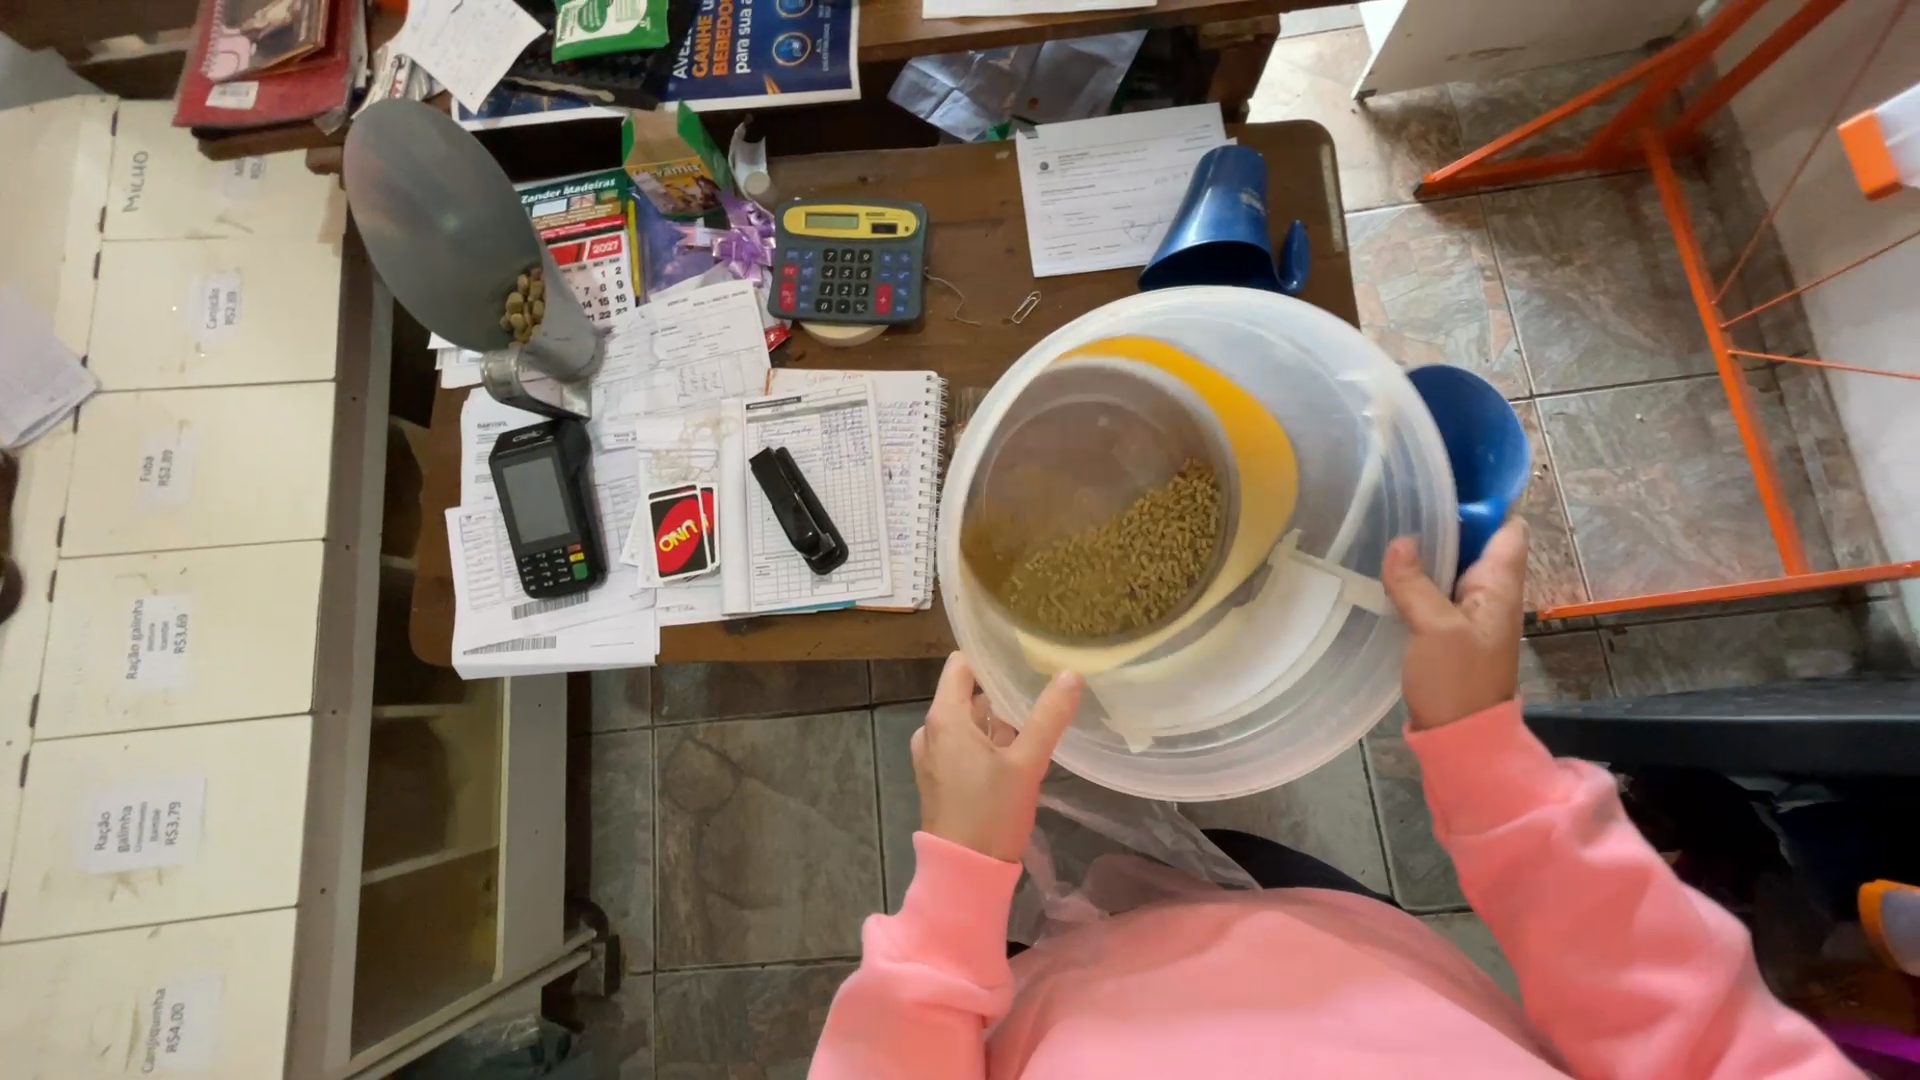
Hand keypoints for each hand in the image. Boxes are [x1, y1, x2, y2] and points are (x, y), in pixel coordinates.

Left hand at [912, 652, 1083, 862]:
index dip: (988, 655)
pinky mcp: (939, 778)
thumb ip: (1049, 716)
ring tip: (1034, 719)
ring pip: (968, 722)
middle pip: (966, 694)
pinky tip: (1017, 753)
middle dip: (1000, 692)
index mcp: (944, 718)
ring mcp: (932, 756)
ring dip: (997, 720)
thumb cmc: (990, 813)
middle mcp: (931, 731)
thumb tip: (1070, 674)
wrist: (963, 874)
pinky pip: (963, 745)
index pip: (960, 664)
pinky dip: (987, 742)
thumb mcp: (1027, 764)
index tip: (1021, 652)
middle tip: (1039, 687)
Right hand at [1381, 518, 1528, 730]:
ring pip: (1450, 565)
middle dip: (1445, 521)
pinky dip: (1414, 575)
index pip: (1507, 531)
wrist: (1459, 734)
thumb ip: (1415, 583)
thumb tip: (1400, 540)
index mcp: (1498, 586)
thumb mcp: (1435, 629)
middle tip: (1400, 499)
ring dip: (1426, 549)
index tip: (1444, 486)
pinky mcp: (1444, 627)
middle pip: (1474, 543)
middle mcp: (1488, 593)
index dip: (1484, 505)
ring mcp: (1466, 611)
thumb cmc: (1457, 679)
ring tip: (1386, 526)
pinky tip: (1386, 570)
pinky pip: (1433, 588)